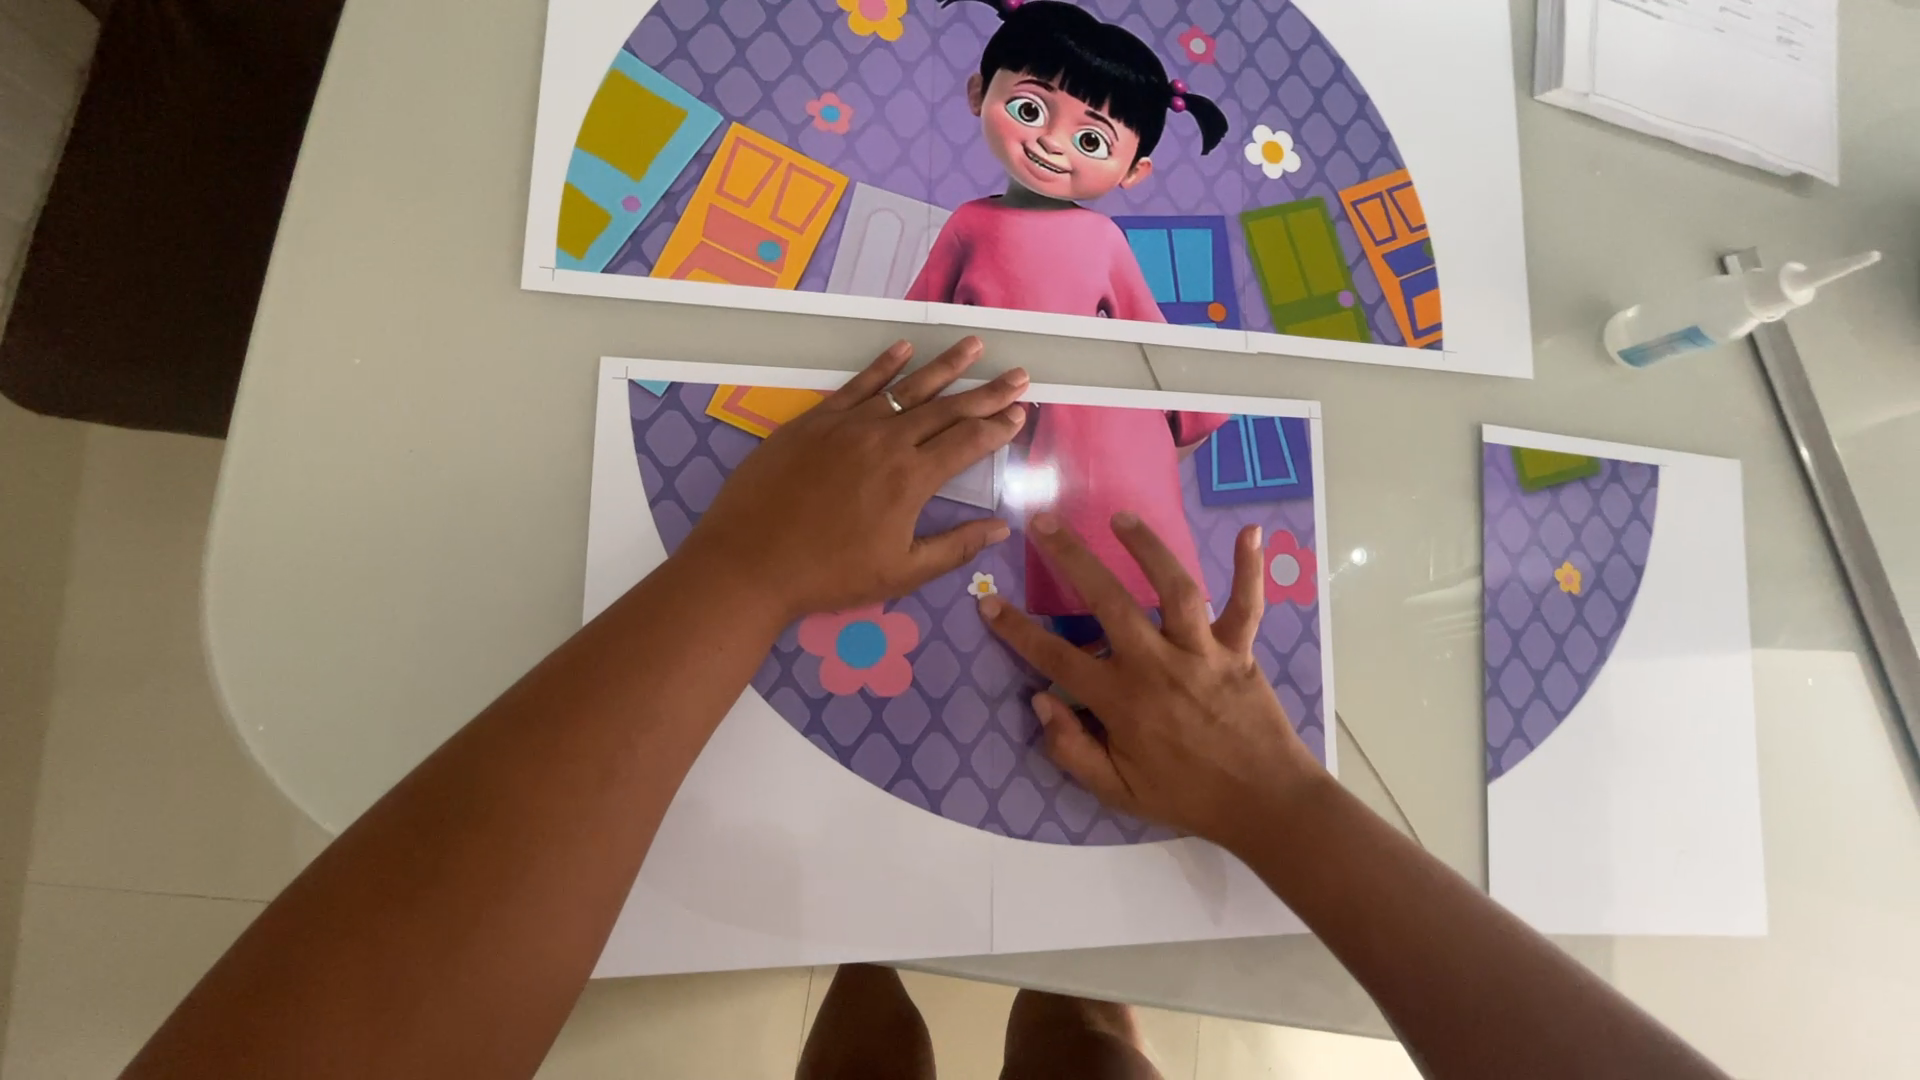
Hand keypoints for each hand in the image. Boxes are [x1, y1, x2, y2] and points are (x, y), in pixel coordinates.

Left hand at [682, 338, 1027, 621]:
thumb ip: (955, 547)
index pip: (968, 442)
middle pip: (947, 408)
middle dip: (987, 391)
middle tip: (1017, 373)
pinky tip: (904, 348)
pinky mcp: (815, 420)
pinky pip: (858, 384)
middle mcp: (887, 441)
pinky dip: (884, 365)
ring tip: (974, 345)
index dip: (999, 426)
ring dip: (945, 365)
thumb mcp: (901, 573)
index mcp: (912, 479)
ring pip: (908, 387)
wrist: (750, 562)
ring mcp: (849, 425)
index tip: (1021, 411)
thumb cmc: (829, 575)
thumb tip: (1001, 527)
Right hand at [978, 512, 1323, 850]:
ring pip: (1174, 589)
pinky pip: (1247, 604)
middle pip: (1109, 602)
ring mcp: (1202, 652)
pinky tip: (1251, 532)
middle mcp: (1158, 665)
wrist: (1265, 805)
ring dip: (1147, 548)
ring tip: (1121, 516)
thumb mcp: (1117, 791)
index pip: (1056, 658)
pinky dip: (1250, 570)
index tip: (989, 603)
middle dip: (1072, 558)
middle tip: (1046, 522)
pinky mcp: (1240, 649)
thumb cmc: (1185, 796)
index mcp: (1122, 700)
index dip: (1017, 630)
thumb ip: (1072, 750)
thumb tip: (1039, 701)